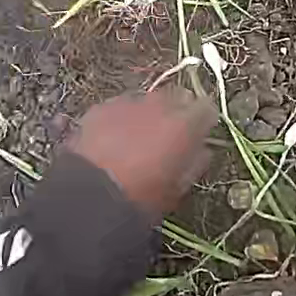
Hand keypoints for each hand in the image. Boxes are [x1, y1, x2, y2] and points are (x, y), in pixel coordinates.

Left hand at [67, 86, 216, 218]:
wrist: (88, 198)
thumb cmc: (141, 199)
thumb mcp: (177, 189)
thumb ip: (195, 163)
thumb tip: (202, 150)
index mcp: (185, 125)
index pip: (206, 108)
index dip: (204, 120)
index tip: (201, 132)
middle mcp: (160, 105)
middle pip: (178, 96)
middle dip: (178, 110)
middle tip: (171, 133)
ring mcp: (129, 103)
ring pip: (148, 99)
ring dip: (149, 112)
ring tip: (139, 136)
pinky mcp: (102, 107)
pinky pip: (120, 106)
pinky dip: (123, 117)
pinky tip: (114, 137)